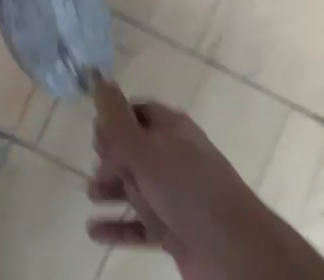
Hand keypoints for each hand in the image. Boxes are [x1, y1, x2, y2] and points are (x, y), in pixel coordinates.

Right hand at [87, 79, 323, 279]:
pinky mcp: (175, 229)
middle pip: (134, 150)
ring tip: (91, 195)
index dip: (113, 120)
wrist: (233, 248)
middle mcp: (174, 157)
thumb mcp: (143, 147)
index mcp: (171, 129)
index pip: (137, 112)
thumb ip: (115, 117)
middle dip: (109, 157)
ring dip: (111, 190)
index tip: (95, 134)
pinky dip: (118, 225)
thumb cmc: (185, 188)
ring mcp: (176, 195)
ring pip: (136, 187)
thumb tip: (95, 75)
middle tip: (94, 168)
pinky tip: (95, 231)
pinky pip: (140, 224)